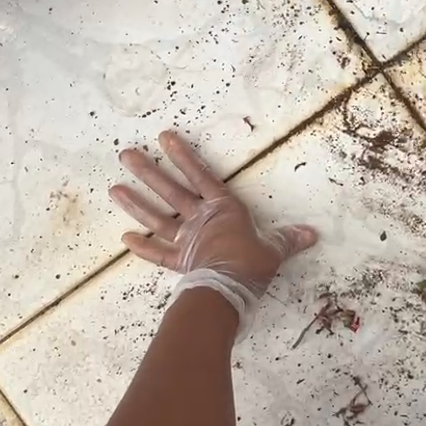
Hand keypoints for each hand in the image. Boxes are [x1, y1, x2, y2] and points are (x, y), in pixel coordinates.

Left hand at [111, 132, 317, 331]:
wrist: (232, 289)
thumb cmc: (252, 263)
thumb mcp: (274, 248)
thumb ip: (288, 239)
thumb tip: (311, 234)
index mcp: (222, 208)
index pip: (200, 174)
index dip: (182, 155)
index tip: (163, 136)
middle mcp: (199, 218)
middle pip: (169, 190)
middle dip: (147, 171)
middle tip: (126, 155)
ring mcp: (185, 239)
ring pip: (155, 217)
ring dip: (135, 203)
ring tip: (114, 189)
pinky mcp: (178, 262)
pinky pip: (156, 254)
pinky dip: (140, 247)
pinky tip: (123, 238)